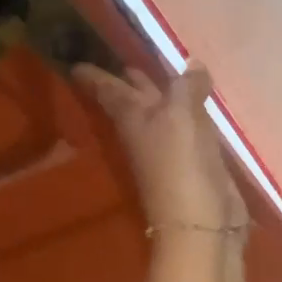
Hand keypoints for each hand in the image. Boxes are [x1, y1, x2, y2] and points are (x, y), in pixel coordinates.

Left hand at [72, 62, 248, 234]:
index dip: (93, 73)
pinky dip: (195, 120)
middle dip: (131, 80)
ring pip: (167, 116)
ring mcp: (174, 151)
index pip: (108, 88)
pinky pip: (194, 134)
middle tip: (128, 56)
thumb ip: (186, 88)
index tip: (77, 60)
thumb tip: (194, 64)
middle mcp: (148, 131)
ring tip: (172, 72)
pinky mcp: (199, 166)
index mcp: (133, 117)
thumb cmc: (182, 168)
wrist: (203, 225)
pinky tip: (204, 110)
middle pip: (135, 100)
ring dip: (167, 98)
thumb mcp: (181, 118)